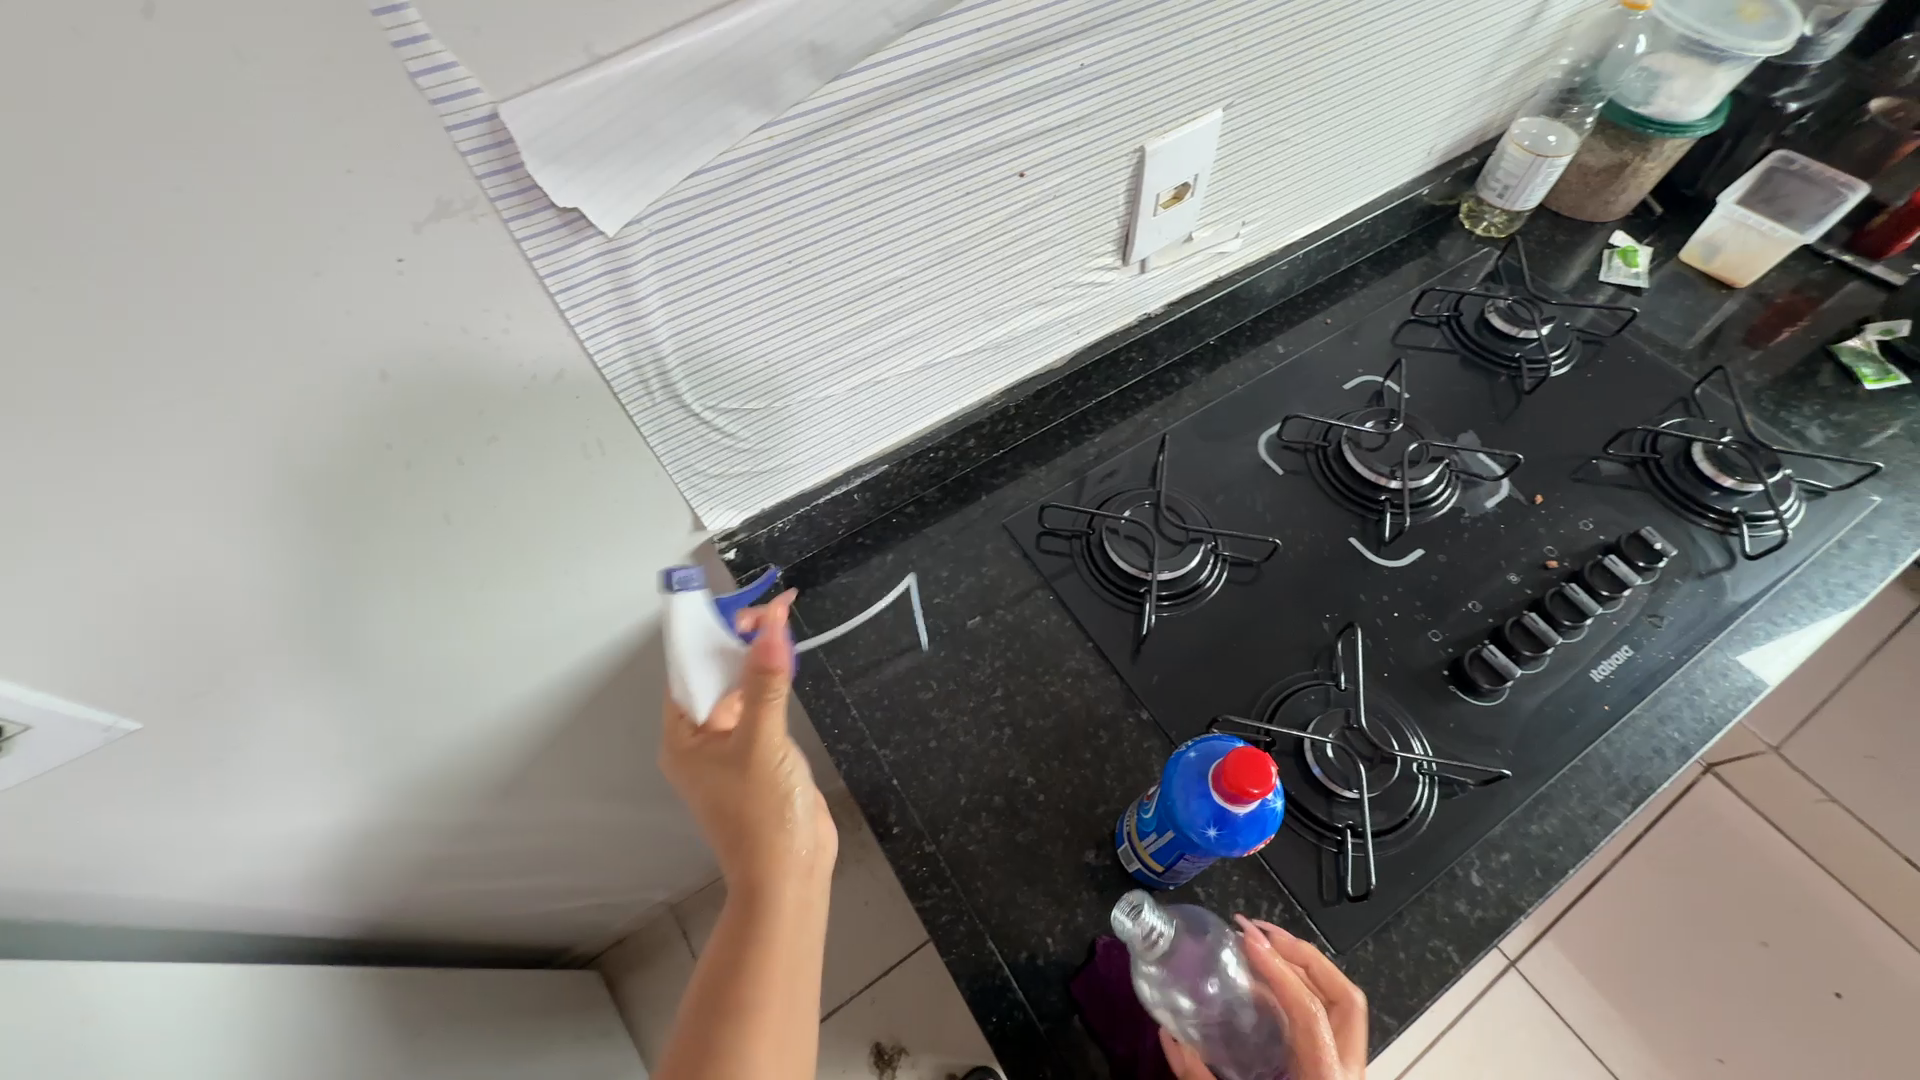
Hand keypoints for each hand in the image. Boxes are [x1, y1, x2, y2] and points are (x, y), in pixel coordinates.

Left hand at [659, 589, 837, 896]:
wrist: (792, 873)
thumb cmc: (763, 813)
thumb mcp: (763, 742)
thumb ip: (766, 683)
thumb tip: (770, 626)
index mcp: (683, 739)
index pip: (687, 674)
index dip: (709, 638)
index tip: (739, 607)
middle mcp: (701, 741)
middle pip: (714, 678)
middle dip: (738, 644)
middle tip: (770, 610)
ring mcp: (731, 749)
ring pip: (740, 691)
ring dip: (757, 661)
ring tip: (780, 623)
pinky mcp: (760, 756)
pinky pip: (761, 708)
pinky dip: (772, 684)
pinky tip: (786, 662)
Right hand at [1158, 916, 1368, 1079]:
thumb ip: (1199, 1079)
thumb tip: (1167, 1033)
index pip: (1310, 1012)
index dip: (1279, 971)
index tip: (1245, 942)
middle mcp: (1347, 1074)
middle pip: (1345, 998)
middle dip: (1304, 955)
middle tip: (1256, 934)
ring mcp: (1349, 1073)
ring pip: (1344, 1005)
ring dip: (1305, 966)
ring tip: (1262, 944)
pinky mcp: (1339, 1072)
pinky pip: (1330, 1019)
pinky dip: (1302, 989)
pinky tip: (1268, 982)